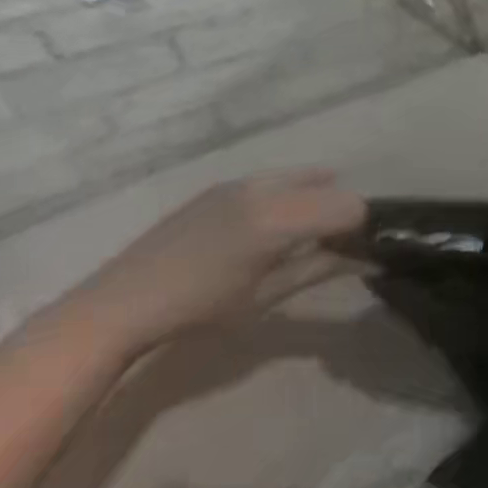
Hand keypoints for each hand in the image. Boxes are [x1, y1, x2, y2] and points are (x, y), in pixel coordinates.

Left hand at [71, 168, 367, 350]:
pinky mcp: (222, 186)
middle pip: (330, 186)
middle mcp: (264, 188)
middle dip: (341, 211)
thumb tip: (365, 261)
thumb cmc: (199, 309)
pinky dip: (291, 195)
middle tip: (334, 245)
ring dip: (316, 200)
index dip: (361, 228)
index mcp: (277, 218)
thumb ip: (320, 269)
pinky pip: (275, 180)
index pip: (349, 206)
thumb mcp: (267, 296)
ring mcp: (240, 182)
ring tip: (305, 237)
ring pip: (303, 177)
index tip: (357, 252)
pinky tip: (272, 229)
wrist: (121, 302)